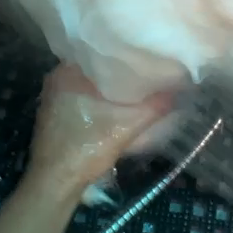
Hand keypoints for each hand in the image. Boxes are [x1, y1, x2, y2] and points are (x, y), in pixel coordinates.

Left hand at [25, 64, 170, 199]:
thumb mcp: (126, 128)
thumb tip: (180, 89)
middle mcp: (56, 77)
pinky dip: (95, 95)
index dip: (123, 50)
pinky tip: (112, 101)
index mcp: (68, 71)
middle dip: (116, 67)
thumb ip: (154, 107)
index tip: (143, 51)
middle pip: (94, 65)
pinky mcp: (53, 112)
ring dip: (106, 83)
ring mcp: (52, 96)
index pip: (99, 49)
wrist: (55, 184)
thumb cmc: (85, 149)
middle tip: (142, 65)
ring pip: (86, 81)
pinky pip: (79, 94)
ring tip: (132, 81)